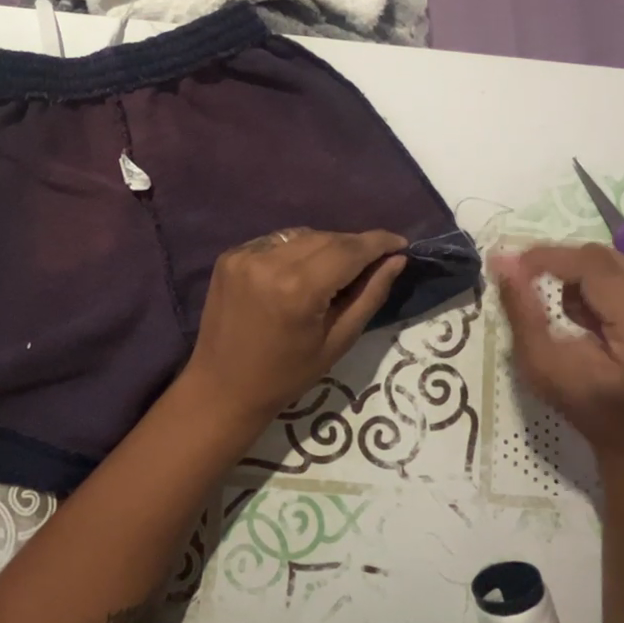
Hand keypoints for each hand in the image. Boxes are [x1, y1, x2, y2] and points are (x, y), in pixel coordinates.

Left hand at [182, 228, 408, 427]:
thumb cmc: (286, 375)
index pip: (348, 250)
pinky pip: (275, 242)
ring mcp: (245, 255)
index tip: (401, 242)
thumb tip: (396, 260)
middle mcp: (269, 261)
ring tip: (334, 271)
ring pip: (301, 235)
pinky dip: (294, 250)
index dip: (378, 242)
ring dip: (324, 246)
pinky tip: (299, 273)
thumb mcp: (337, 341)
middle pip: (326, 238)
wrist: (222, 387)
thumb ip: (369, 295)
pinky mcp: (229, 256)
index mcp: (298, 288)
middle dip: (353, 246)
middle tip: (373, 262)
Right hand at [493, 243, 623, 458]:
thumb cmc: (591, 407)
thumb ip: (522, 311)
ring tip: (584, 318)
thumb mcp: (542, 367)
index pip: (595, 267)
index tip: (513, 266)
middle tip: (549, 304)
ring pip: (616, 257)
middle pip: (604, 258)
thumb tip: (503, 259)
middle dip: (566, 271)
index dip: (550, 257)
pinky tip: (608, 313)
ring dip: (586, 277)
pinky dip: (608, 281)